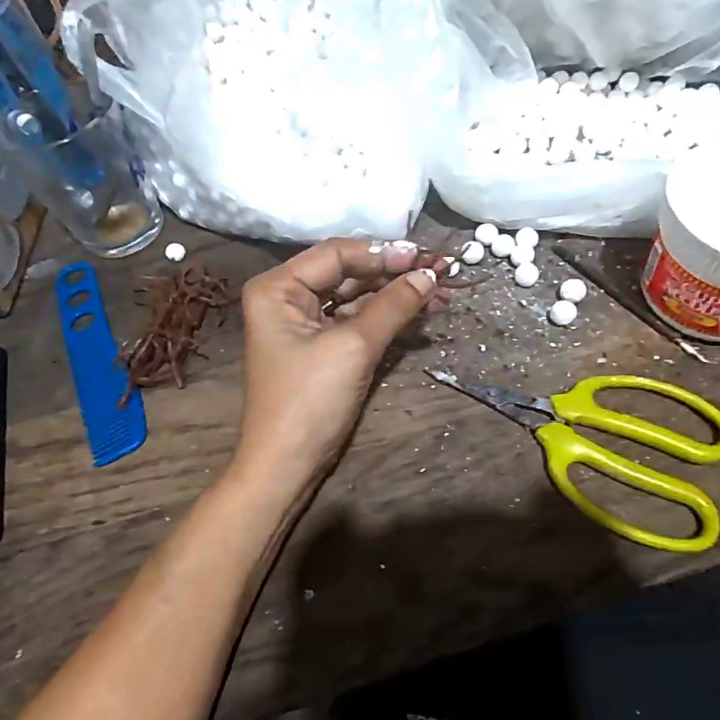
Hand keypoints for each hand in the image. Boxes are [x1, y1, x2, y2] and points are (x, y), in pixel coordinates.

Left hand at [232, 239, 444, 501]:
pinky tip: (418, 314)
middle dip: (393, 274)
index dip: (383, 253)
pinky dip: (385, 318)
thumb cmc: (309, 401)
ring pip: (355, 297)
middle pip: (347, 273)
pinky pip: (355, 321)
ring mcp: (303, 324)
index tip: (427, 257)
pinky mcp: (320, 348)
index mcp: (277, 288)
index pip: (337, 254)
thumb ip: (393, 305)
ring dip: (394, 296)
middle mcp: (286, 298)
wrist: (286, 466)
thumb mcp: (354, 347)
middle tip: (441, 273)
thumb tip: (431, 274)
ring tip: (439, 295)